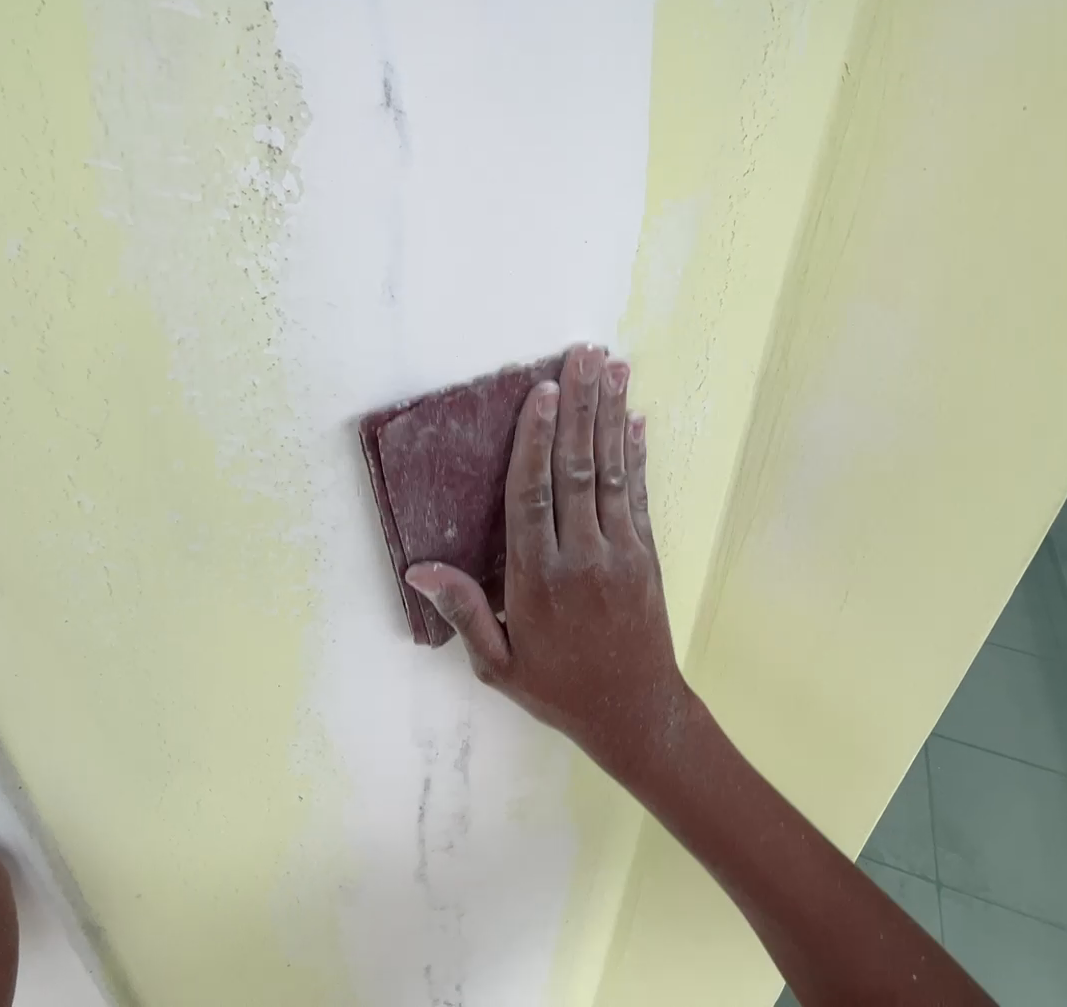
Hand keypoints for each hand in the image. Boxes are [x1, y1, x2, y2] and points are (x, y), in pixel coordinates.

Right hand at [406, 344, 690, 777]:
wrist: (637, 714)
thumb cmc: (558, 690)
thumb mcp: (497, 665)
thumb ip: (464, 613)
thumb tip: (418, 570)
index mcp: (537, 580)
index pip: (533, 496)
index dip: (536, 440)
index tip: (542, 391)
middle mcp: (581, 557)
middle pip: (577, 470)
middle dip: (579, 407)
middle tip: (582, 354)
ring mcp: (621, 552)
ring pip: (612, 473)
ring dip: (611, 416)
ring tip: (612, 366)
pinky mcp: (648, 555)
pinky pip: (641, 495)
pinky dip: (638, 454)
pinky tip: (635, 418)